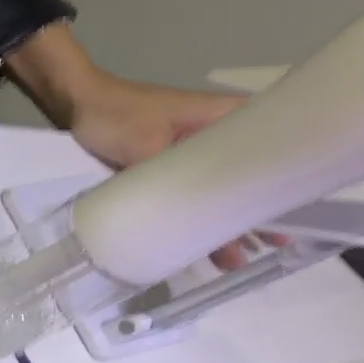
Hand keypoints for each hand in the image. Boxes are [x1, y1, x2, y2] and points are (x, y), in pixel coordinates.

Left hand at [5, 25, 262, 268]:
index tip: (286, 219)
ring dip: (219, 221)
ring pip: (213, 191)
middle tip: (267, 246)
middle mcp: (219, 136)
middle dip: (251, 214)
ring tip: (233, 257)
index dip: (275, 189)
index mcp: (230, 119)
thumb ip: (168, 173)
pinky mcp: (162, 167)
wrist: (77, 105)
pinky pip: (183, 194)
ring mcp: (190, 153)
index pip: (269, 154)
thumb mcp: (146, 144)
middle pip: (242, 179)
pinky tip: (192, 241)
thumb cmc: (117, 115)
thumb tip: (186, 211)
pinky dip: (188, 216)